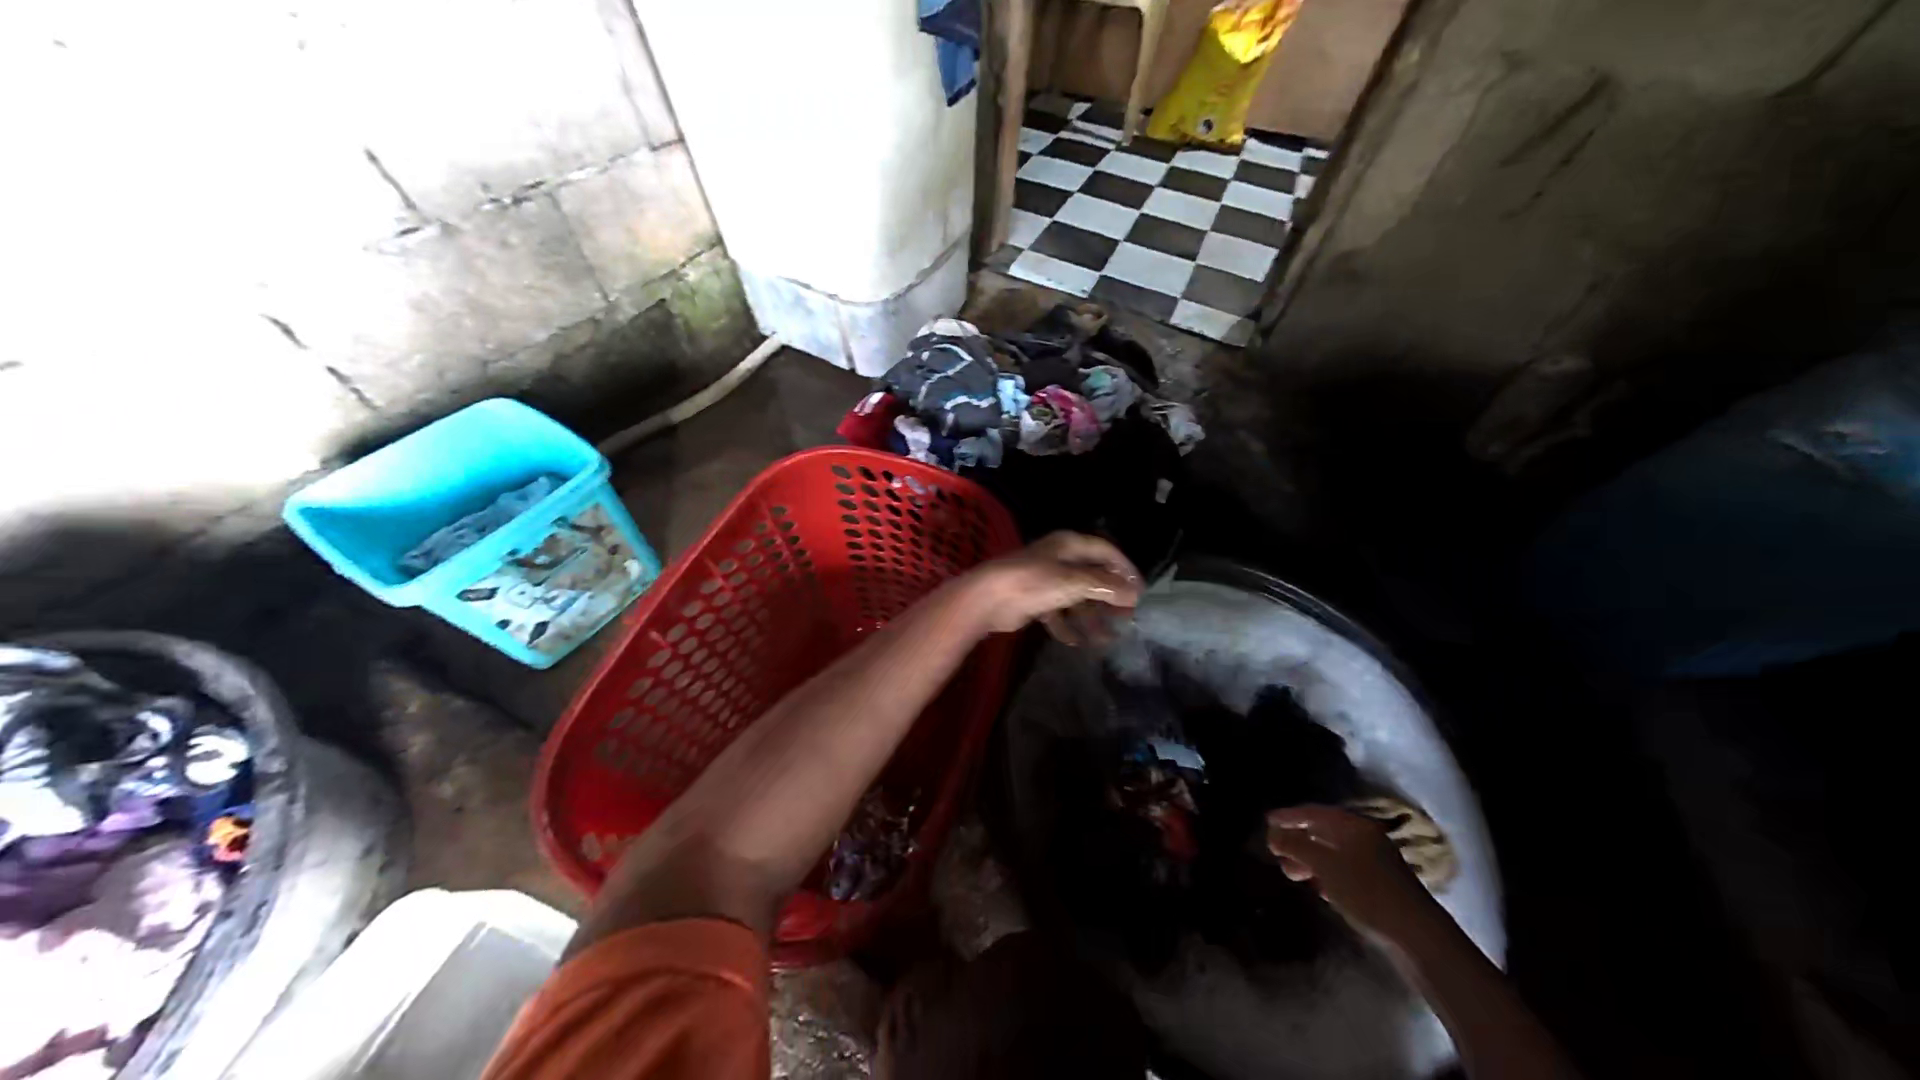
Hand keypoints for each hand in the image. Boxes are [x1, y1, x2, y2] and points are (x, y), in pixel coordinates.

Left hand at [963, 532, 1141, 642]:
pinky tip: (1076, 642)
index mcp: (1069, 545)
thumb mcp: (1075, 582)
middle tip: (1127, 617)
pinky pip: (1057, 613)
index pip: (1106, 552)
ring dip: (1090, 618)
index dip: (1125, 570)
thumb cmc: (1034, 582)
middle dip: (1109, 597)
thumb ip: (1106, 587)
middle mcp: (1058, 559)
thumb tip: (1134, 593)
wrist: (988, 598)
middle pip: (1092, 576)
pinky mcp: (1033, 600)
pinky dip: (1067, 626)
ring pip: (1076, 598)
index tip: (1140, 592)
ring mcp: (1044, 580)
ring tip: (1105, 639)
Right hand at [1265, 805, 1441, 942]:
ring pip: (1332, 854)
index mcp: (1354, 827)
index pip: (1315, 813)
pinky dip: (1325, 875)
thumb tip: (1271, 833)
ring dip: (1309, 861)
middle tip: (1275, 852)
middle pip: (1323, 833)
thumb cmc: (1366, 891)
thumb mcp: (1325, 864)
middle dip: (1297, 841)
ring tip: (1291, 874)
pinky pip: (1343, 872)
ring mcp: (1373, 864)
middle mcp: (1365, 839)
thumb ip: (1295, 845)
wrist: (1416, 936)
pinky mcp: (1378, 887)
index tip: (1266, 822)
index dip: (1289, 816)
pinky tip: (1317, 888)